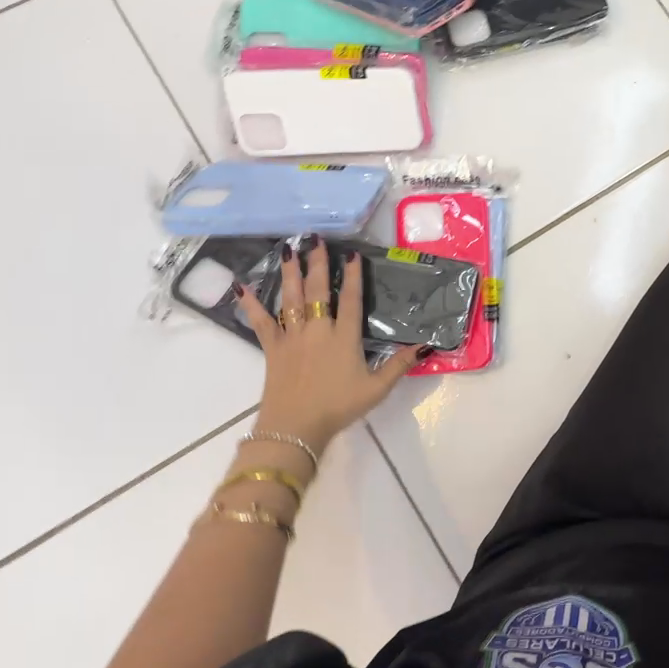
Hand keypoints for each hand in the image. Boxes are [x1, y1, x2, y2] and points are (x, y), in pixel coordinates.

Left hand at [236, 237, 421, 449]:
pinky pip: (261, 322)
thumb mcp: (377, 388)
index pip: (351, 299)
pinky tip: (242, 287)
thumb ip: (400, 364)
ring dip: (289, 273)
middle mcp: (318, 329)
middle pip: (318, 290)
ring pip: (290, 298)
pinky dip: (251, 304)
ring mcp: (292, 336)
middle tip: (315, 239)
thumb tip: (426, 345)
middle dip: (317, 263)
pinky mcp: (272, 348)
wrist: (294, 427)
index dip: (353, 275)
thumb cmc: (338, 407)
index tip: (352, 253)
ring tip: (288, 249)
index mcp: (344, 336)